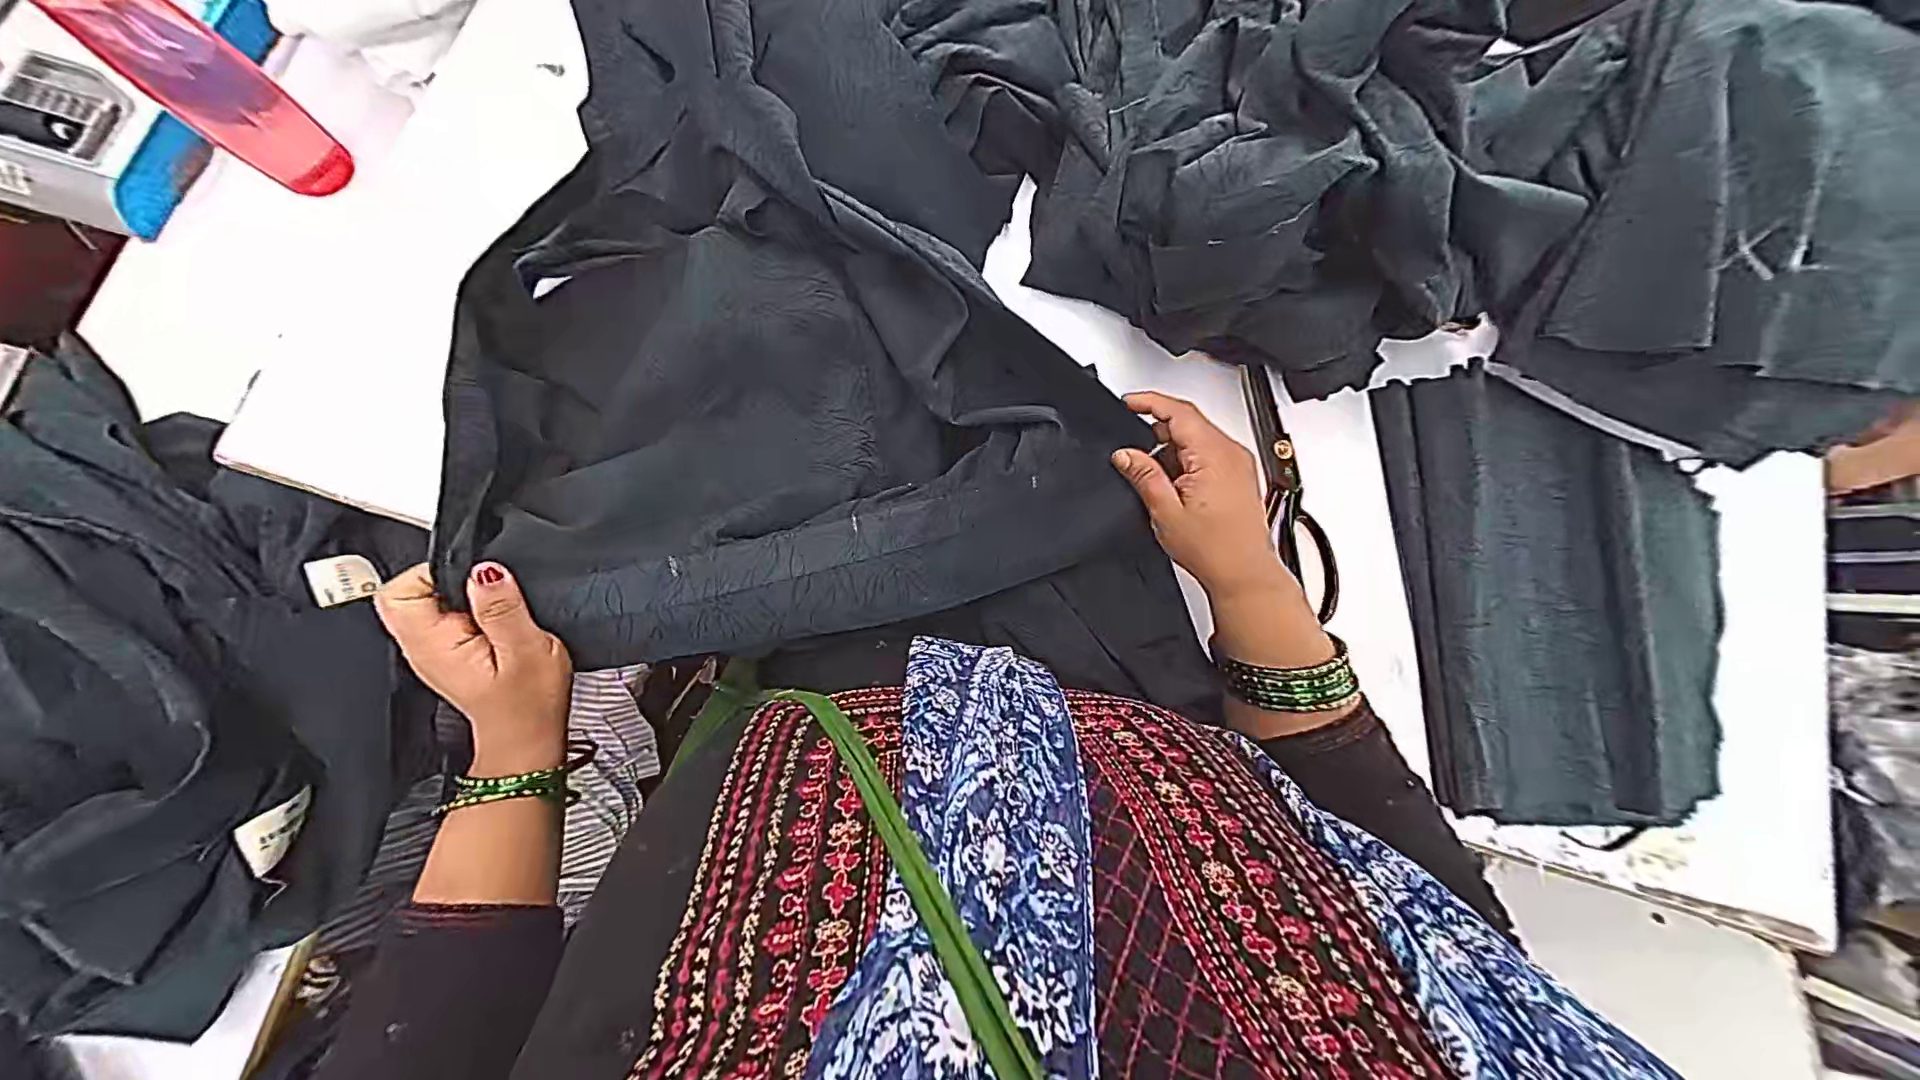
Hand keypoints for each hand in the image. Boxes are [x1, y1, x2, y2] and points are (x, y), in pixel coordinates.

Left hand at [374, 562, 571, 775]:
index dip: (436, 572)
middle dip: (455, 581)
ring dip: (468, 596)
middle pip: (413, 593)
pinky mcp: (453, 652)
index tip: (477, 576)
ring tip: (500, 612)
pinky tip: (499, 623)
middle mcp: (423, 647)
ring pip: (434, 603)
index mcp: (432, 645)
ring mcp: (435, 651)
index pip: (400, 590)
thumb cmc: (530, 703)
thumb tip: (486, 571)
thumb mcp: (528, 648)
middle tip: (493, 595)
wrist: (529, 735)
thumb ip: (504, 608)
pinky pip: (451, 616)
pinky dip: (475, 610)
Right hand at [1109, 391, 1293, 598]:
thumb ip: (1143, 475)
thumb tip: (1125, 454)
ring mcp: (1238, 464)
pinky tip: (1174, 488)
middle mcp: (1231, 453)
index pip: (1179, 411)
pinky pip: (1207, 454)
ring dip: (1171, 450)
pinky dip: (1186, 462)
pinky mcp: (1238, 476)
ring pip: (1196, 439)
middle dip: (1157, 432)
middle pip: (1188, 423)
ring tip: (1157, 482)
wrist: (1243, 573)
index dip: (1150, 402)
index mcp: (1213, 455)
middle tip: (1134, 454)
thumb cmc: (1215, 549)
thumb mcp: (1165, 510)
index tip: (1130, 402)